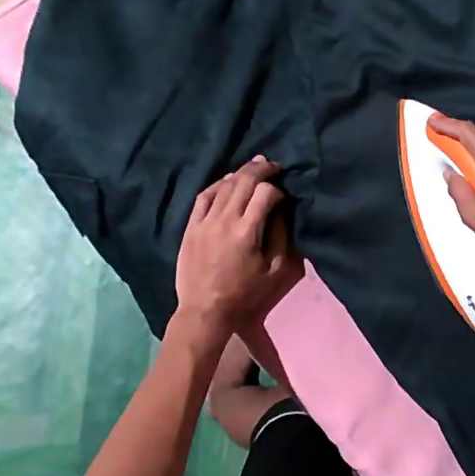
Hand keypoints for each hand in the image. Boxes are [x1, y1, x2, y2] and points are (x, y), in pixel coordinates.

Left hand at [174, 157, 302, 334]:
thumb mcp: (273, 272)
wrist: (205, 310)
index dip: (278, 190)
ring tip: (253, 167)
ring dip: (240, 173)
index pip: (265, 194)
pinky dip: (217, 185)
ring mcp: (204, 221)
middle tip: (272, 165)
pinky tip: (227, 181)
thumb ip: (280, 238)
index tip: (283, 196)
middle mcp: (224, 220)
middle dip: (261, 170)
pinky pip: (203, 197)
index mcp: (247, 232)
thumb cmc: (244, 295)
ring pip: (223, 186)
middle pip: (243, 182)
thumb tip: (281, 212)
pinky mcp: (191, 226)